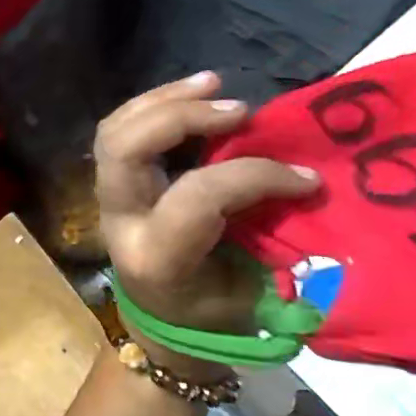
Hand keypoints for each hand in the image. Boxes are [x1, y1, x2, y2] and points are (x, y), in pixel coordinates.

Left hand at [95, 72, 321, 377]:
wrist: (164, 332)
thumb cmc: (215, 323)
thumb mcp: (252, 295)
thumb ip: (271, 233)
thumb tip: (306, 176)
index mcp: (157, 258)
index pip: (198, 195)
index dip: (255, 175)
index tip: (304, 175)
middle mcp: (121, 222)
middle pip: (126, 147)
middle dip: (181, 116)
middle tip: (238, 109)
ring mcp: (109, 198)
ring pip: (116, 129)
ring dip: (165, 98)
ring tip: (213, 83)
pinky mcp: (114, 182)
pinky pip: (122, 128)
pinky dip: (157, 103)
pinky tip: (195, 91)